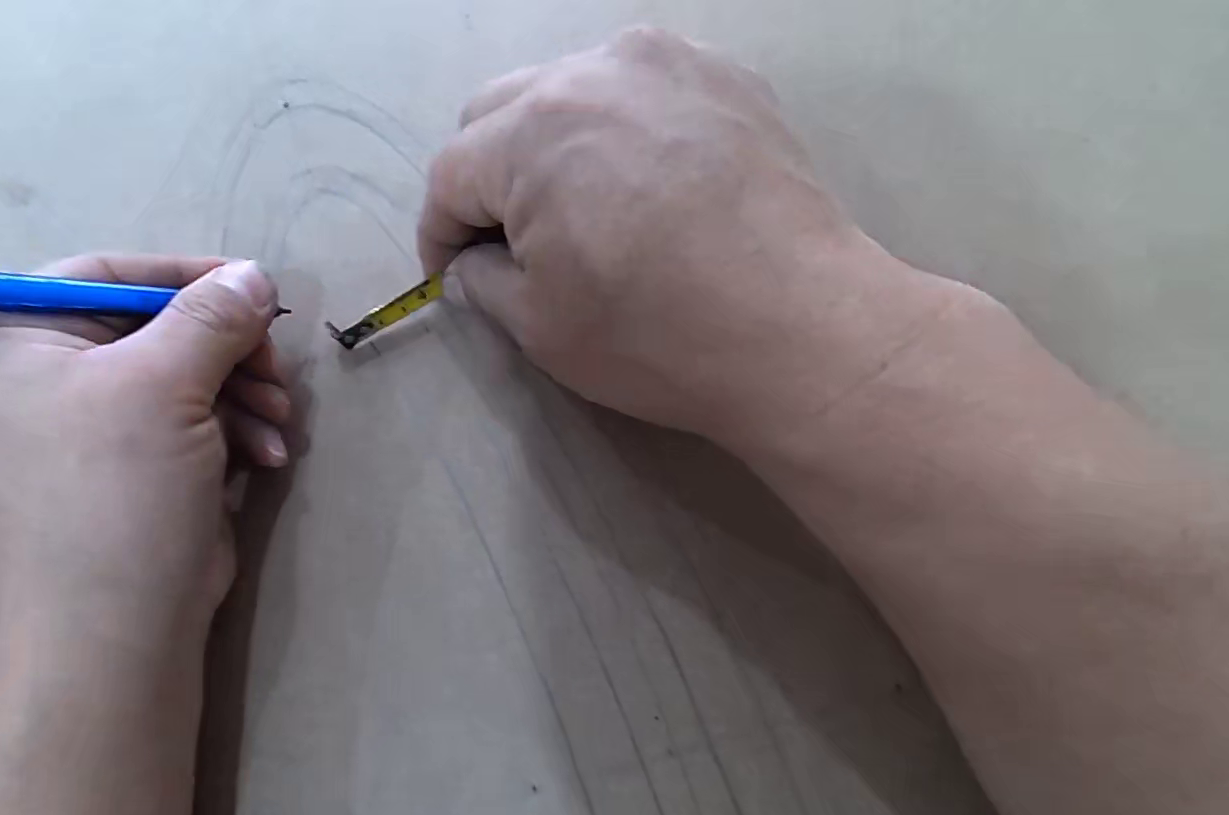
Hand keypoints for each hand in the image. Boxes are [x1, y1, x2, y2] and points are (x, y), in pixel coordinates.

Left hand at [0, 255, 289, 679]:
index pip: (107, 277)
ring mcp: (92, 435)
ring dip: (242, 400)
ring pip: (184, 385)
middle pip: (155, 334)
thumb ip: (209, 319)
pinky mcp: (137, 476)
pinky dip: (234, 437)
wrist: (118, 628)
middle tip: (277, 373)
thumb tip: (253, 273)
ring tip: (280, 427)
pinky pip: (191, 430)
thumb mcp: (161, 388)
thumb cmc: (116, 494)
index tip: (257, 288)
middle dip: (228, 354)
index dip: (187, 278)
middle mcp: (43, 383)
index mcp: (10, 343)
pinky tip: (267, 458)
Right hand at [420, 27, 964, 453]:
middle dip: (481, 183)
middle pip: (496, 116)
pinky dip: (607, 135)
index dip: (436, 232)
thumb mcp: (537, 325)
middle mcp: (593, 72)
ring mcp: (665, 62)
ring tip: (565, 214)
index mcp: (532, 134)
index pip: (449, 174)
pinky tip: (629, 188)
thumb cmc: (647, 337)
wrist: (792, 328)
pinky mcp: (721, 77)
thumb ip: (481, 282)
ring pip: (565, 93)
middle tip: (500, 245)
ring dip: (541, 151)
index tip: (446, 277)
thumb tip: (469, 263)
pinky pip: (633, 93)